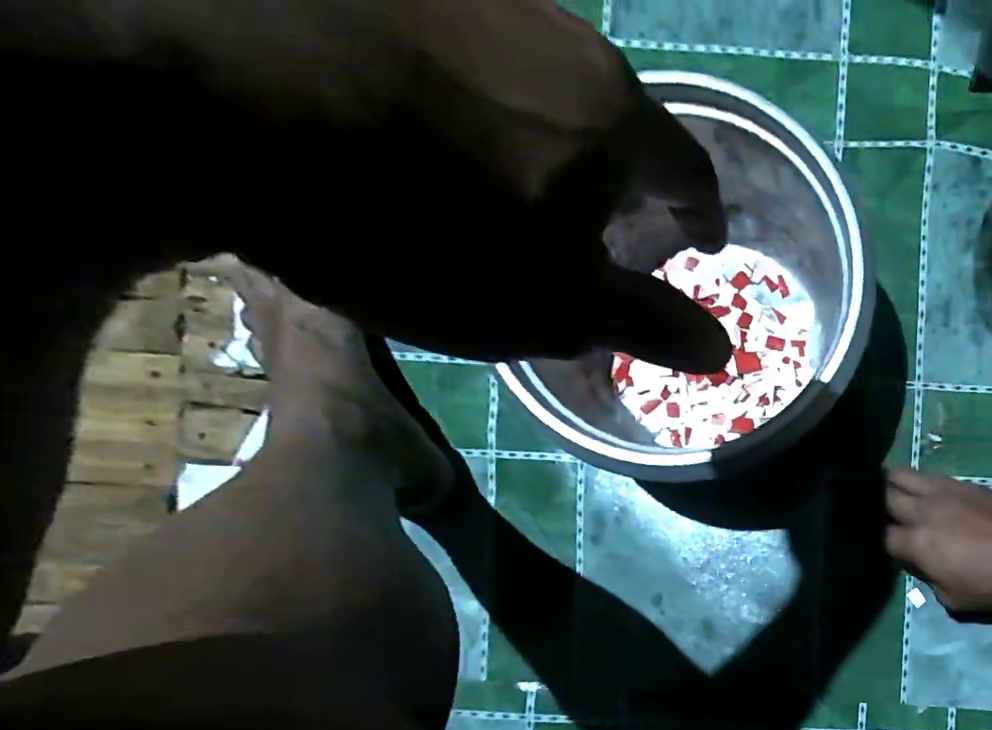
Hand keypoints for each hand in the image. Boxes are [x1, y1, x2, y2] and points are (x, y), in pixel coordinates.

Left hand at [22, 0, 730, 371]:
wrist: (187, 90)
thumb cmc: (419, 226)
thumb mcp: (556, 306)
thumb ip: (649, 323)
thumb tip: (723, 347)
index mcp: (615, 119)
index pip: (691, 170)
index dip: (704, 213)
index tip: (703, 241)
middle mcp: (561, 38)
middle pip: (621, 115)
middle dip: (628, 170)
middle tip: (611, 215)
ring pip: (544, 73)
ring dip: (555, 127)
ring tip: (525, 172)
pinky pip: (463, 42)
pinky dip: (478, 90)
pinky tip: (436, 118)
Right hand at [883, 469, 991, 614]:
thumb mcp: (955, 599)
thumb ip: (929, 580)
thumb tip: (923, 565)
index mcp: (918, 542)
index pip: (884, 537)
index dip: (881, 545)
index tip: (888, 550)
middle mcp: (924, 510)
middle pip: (884, 496)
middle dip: (875, 505)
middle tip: (876, 513)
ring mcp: (944, 491)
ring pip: (902, 475)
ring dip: (891, 483)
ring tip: (890, 493)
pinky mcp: (964, 483)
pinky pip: (930, 475)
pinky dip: (919, 482)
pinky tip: (925, 493)